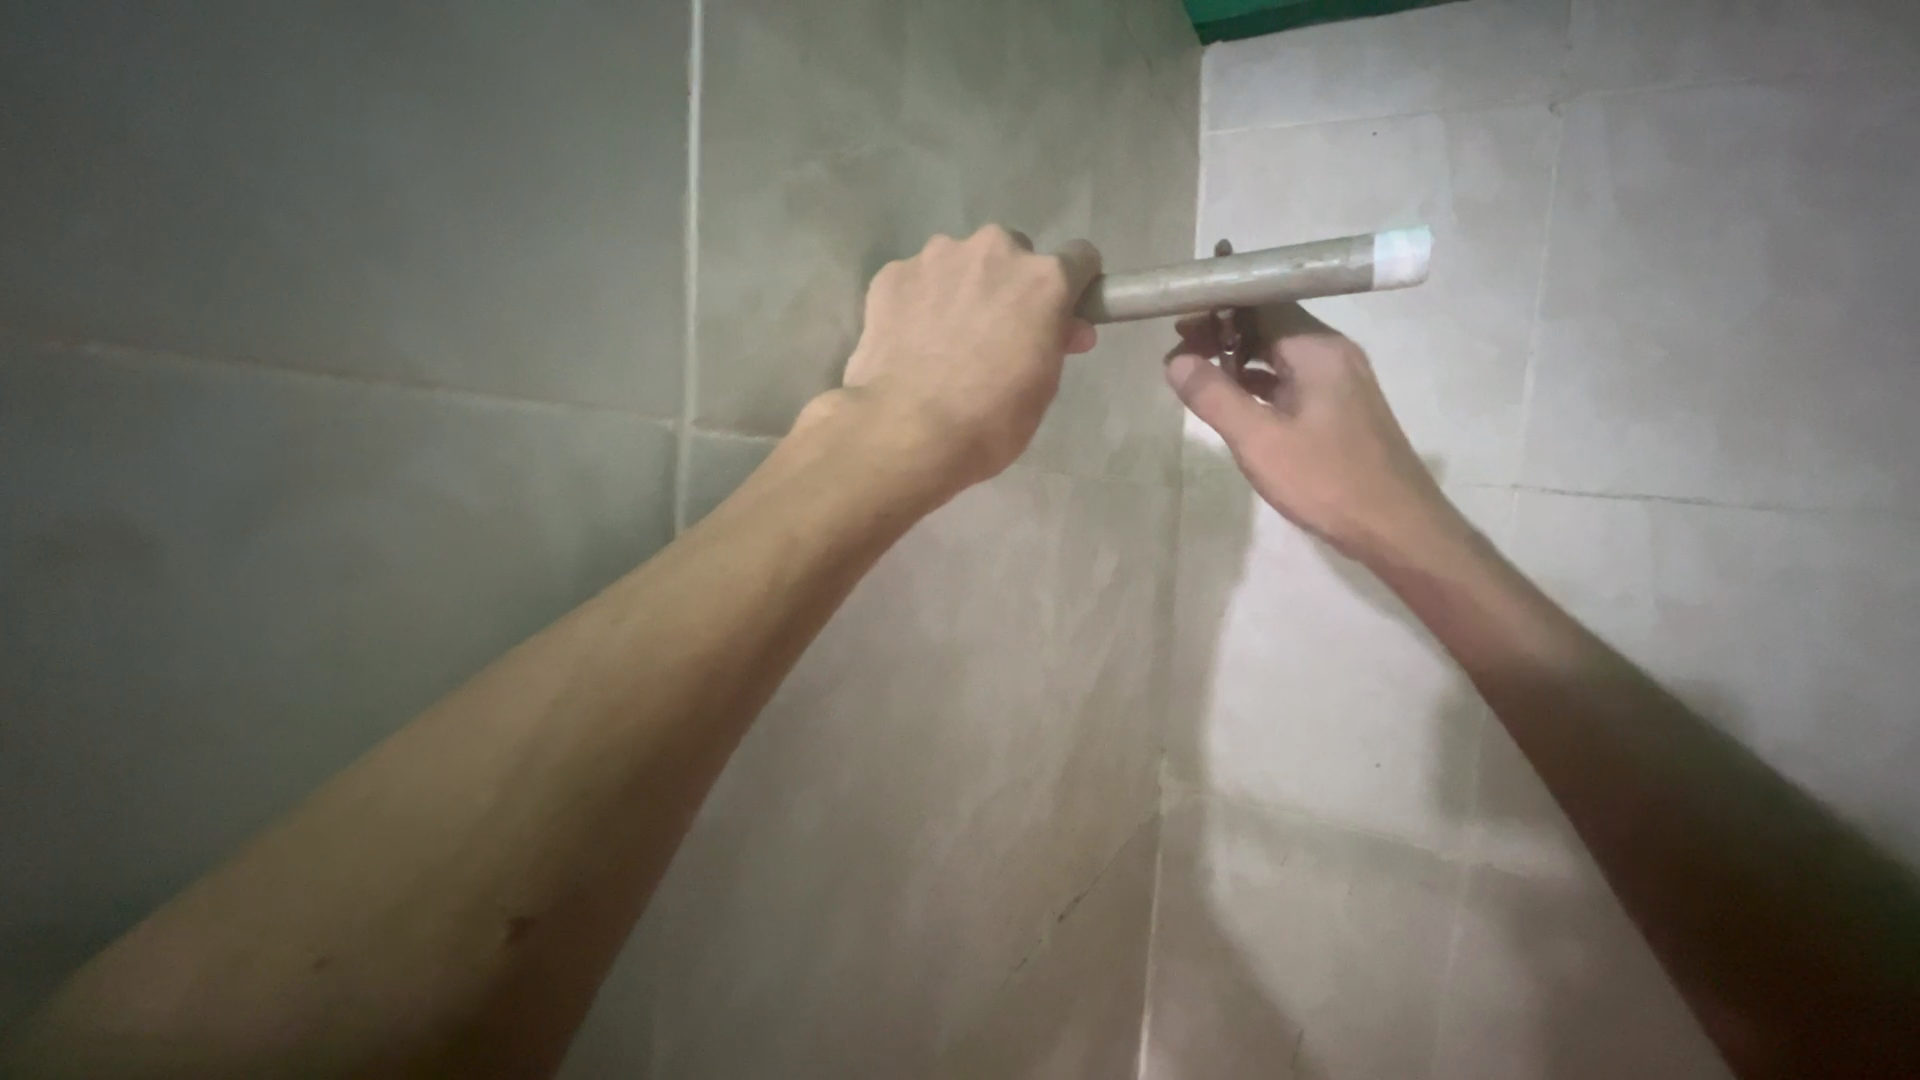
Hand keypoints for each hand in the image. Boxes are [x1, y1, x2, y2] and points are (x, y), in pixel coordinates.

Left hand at [833, 225, 1101, 492]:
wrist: (907, 432)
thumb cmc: (990, 420)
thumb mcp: (1043, 387)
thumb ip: (1055, 342)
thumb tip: (1065, 328)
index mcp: (1044, 279)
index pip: (1079, 259)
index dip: (1072, 288)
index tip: (1059, 314)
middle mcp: (994, 251)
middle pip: (1012, 255)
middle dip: (1007, 286)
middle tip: (992, 335)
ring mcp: (937, 257)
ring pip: (959, 263)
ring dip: (960, 289)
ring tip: (943, 341)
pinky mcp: (892, 274)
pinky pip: (916, 281)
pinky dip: (918, 303)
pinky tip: (909, 343)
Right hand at [1166, 303, 1464, 563]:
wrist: (1396, 526)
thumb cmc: (1326, 480)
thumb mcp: (1259, 441)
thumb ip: (1214, 397)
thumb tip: (1175, 361)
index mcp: (1316, 351)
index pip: (1263, 302)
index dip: (1218, 305)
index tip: (1178, 321)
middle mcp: (1332, 354)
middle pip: (1270, 324)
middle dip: (1222, 331)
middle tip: (1178, 352)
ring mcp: (1339, 381)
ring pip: (1278, 353)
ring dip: (1237, 358)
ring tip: (1194, 374)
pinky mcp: (1339, 408)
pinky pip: (1290, 379)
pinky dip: (1257, 382)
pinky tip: (1232, 400)